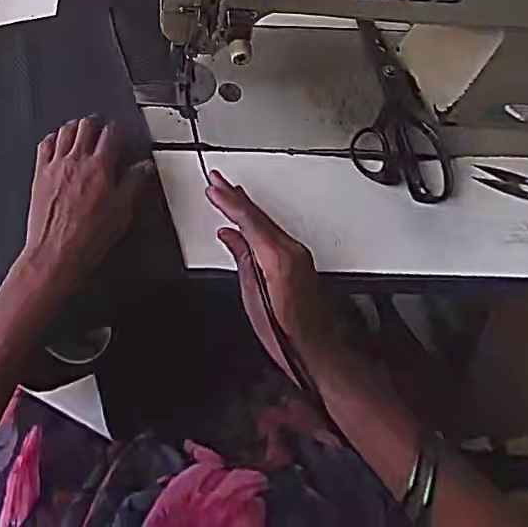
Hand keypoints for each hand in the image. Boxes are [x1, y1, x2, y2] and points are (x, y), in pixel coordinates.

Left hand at [13, 117, 152, 299]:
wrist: (56, 254)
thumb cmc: (86, 238)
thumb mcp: (121, 212)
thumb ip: (134, 184)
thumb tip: (144, 168)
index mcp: (99, 167)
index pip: (110, 133)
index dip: (117, 129)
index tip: (120, 133)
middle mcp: (77, 161)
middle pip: (86, 125)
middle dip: (96, 124)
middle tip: (101, 129)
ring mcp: (56, 166)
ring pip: (65, 130)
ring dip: (75, 127)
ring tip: (81, 131)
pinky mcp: (40, 174)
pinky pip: (45, 145)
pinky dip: (53, 139)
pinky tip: (57, 142)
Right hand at [206, 170, 341, 383]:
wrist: (314, 348)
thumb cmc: (284, 331)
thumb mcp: (252, 294)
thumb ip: (241, 257)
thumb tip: (229, 235)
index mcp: (277, 256)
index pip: (248, 219)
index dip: (228, 202)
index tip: (213, 188)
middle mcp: (291, 249)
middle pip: (258, 215)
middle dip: (235, 196)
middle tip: (217, 180)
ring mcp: (298, 253)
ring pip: (266, 220)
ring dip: (246, 205)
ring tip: (229, 191)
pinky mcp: (299, 259)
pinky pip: (274, 230)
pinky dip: (258, 219)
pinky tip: (248, 217)